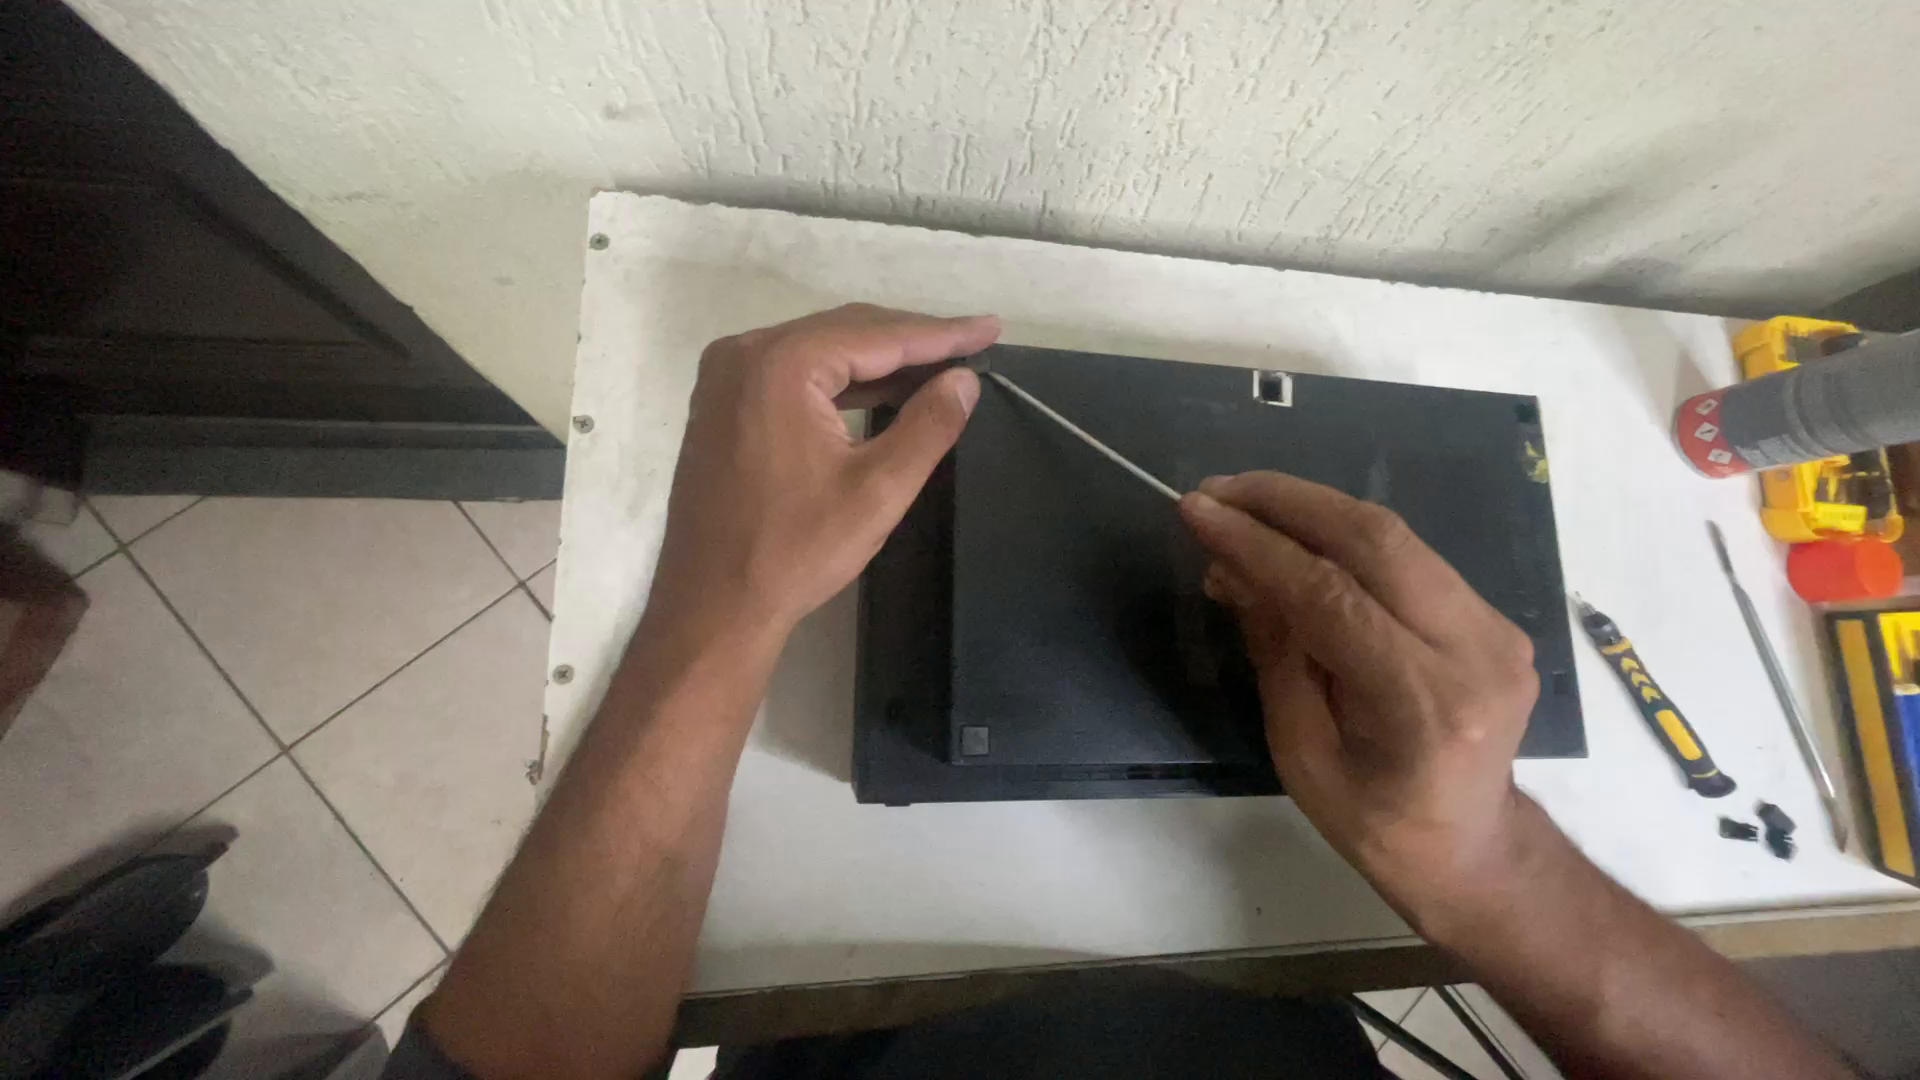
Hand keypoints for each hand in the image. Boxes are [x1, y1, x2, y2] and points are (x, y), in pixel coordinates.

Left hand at [645, 304, 998, 643]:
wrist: (713, 604)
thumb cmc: (795, 550)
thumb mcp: (877, 489)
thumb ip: (928, 426)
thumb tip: (964, 380)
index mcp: (780, 364)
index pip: (878, 335)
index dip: (942, 334)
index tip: (991, 327)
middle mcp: (745, 354)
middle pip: (846, 332)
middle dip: (912, 340)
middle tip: (972, 344)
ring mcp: (727, 378)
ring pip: (821, 352)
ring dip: (880, 360)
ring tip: (939, 365)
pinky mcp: (724, 405)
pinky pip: (795, 375)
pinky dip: (842, 382)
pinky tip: (882, 390)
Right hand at [1178, 472, 1541, 914]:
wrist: (1471, 848)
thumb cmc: (1370, 818)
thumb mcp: (1297, 746)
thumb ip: (1273, 648)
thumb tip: (1229, 567)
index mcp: (1422, 703)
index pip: (1328, 594)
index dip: (1255, 543)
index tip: (1195, 510)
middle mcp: (1474, 651)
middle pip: (1374, 539)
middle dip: (1284, 501)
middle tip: (1216, 489)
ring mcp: (1495, 626)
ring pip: (1392, 534)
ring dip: (1308, 506)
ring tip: (1241, 500)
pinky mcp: (1491, 614)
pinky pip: (1404, 554)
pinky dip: (1337, 534)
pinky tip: (1289, 532)